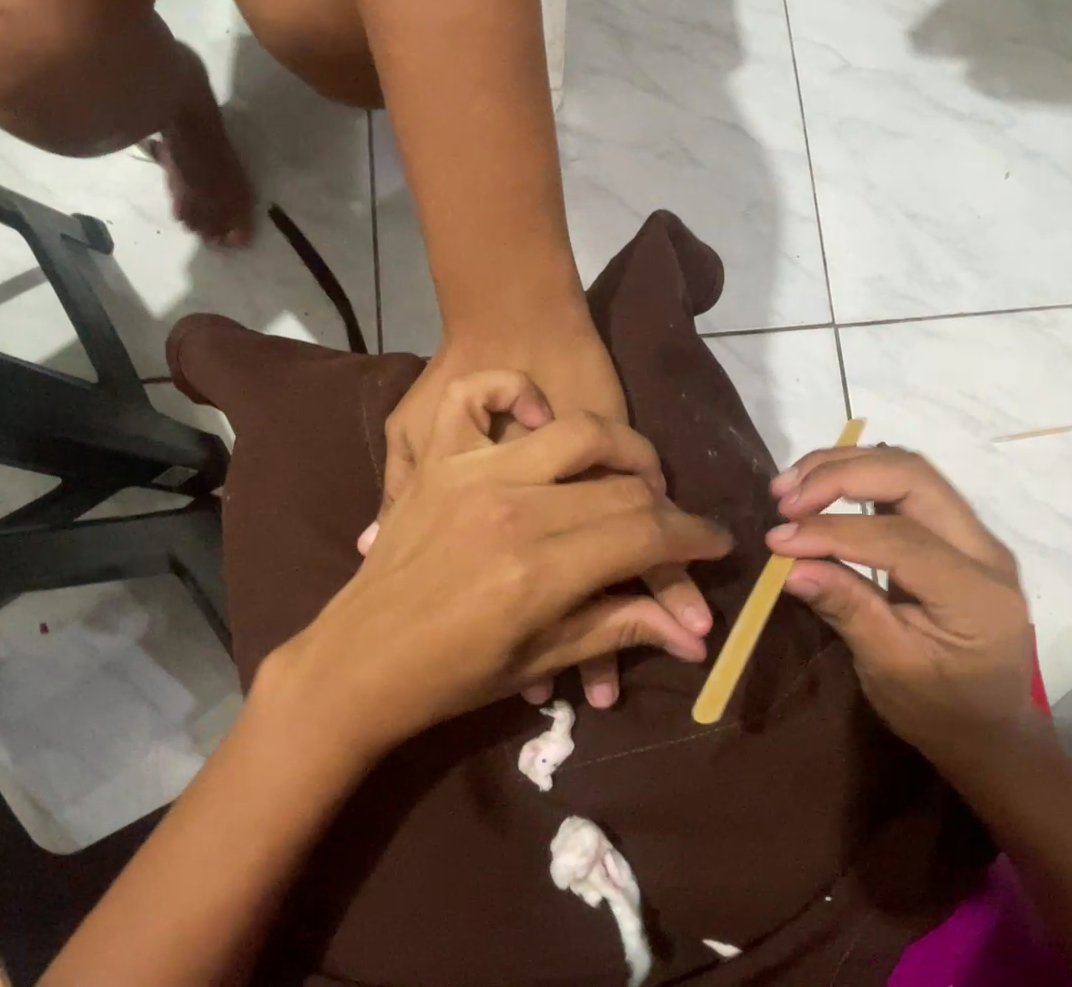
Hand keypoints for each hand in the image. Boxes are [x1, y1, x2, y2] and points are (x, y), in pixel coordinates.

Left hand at [377, 313, 711, 707]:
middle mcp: (513, 509)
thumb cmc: (449, 678)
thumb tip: (697, 632)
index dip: (694, 539)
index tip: (717, 544)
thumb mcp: (539, 661)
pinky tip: (538, 423)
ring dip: (623, 448)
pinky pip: (479, 397)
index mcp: (541, 571)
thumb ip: (620, 629)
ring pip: (577, 432)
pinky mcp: (437, 458)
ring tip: (638, 474)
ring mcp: (471, 474)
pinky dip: (513, 394)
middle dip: (667, 510)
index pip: (647, 535)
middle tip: (677, 529)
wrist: (355, 665)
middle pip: (623, 488)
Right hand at [764, 446, 1037, 762]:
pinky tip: (820, 489)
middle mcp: (985, 551)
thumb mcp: (889, 669)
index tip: (776, 541)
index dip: (832, 531)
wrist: (989, 729)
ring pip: (910, 469)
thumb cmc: (940, 710)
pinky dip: (859, 477)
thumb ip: (847, 609)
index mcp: (976, 595)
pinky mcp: (956, 534)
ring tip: (791, 485)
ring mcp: (975, 537)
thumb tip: (790, 566)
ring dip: (846, 466)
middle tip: (783, 498)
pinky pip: (908, 486)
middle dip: (841, 476)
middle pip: (913, 477)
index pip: (899, 538)